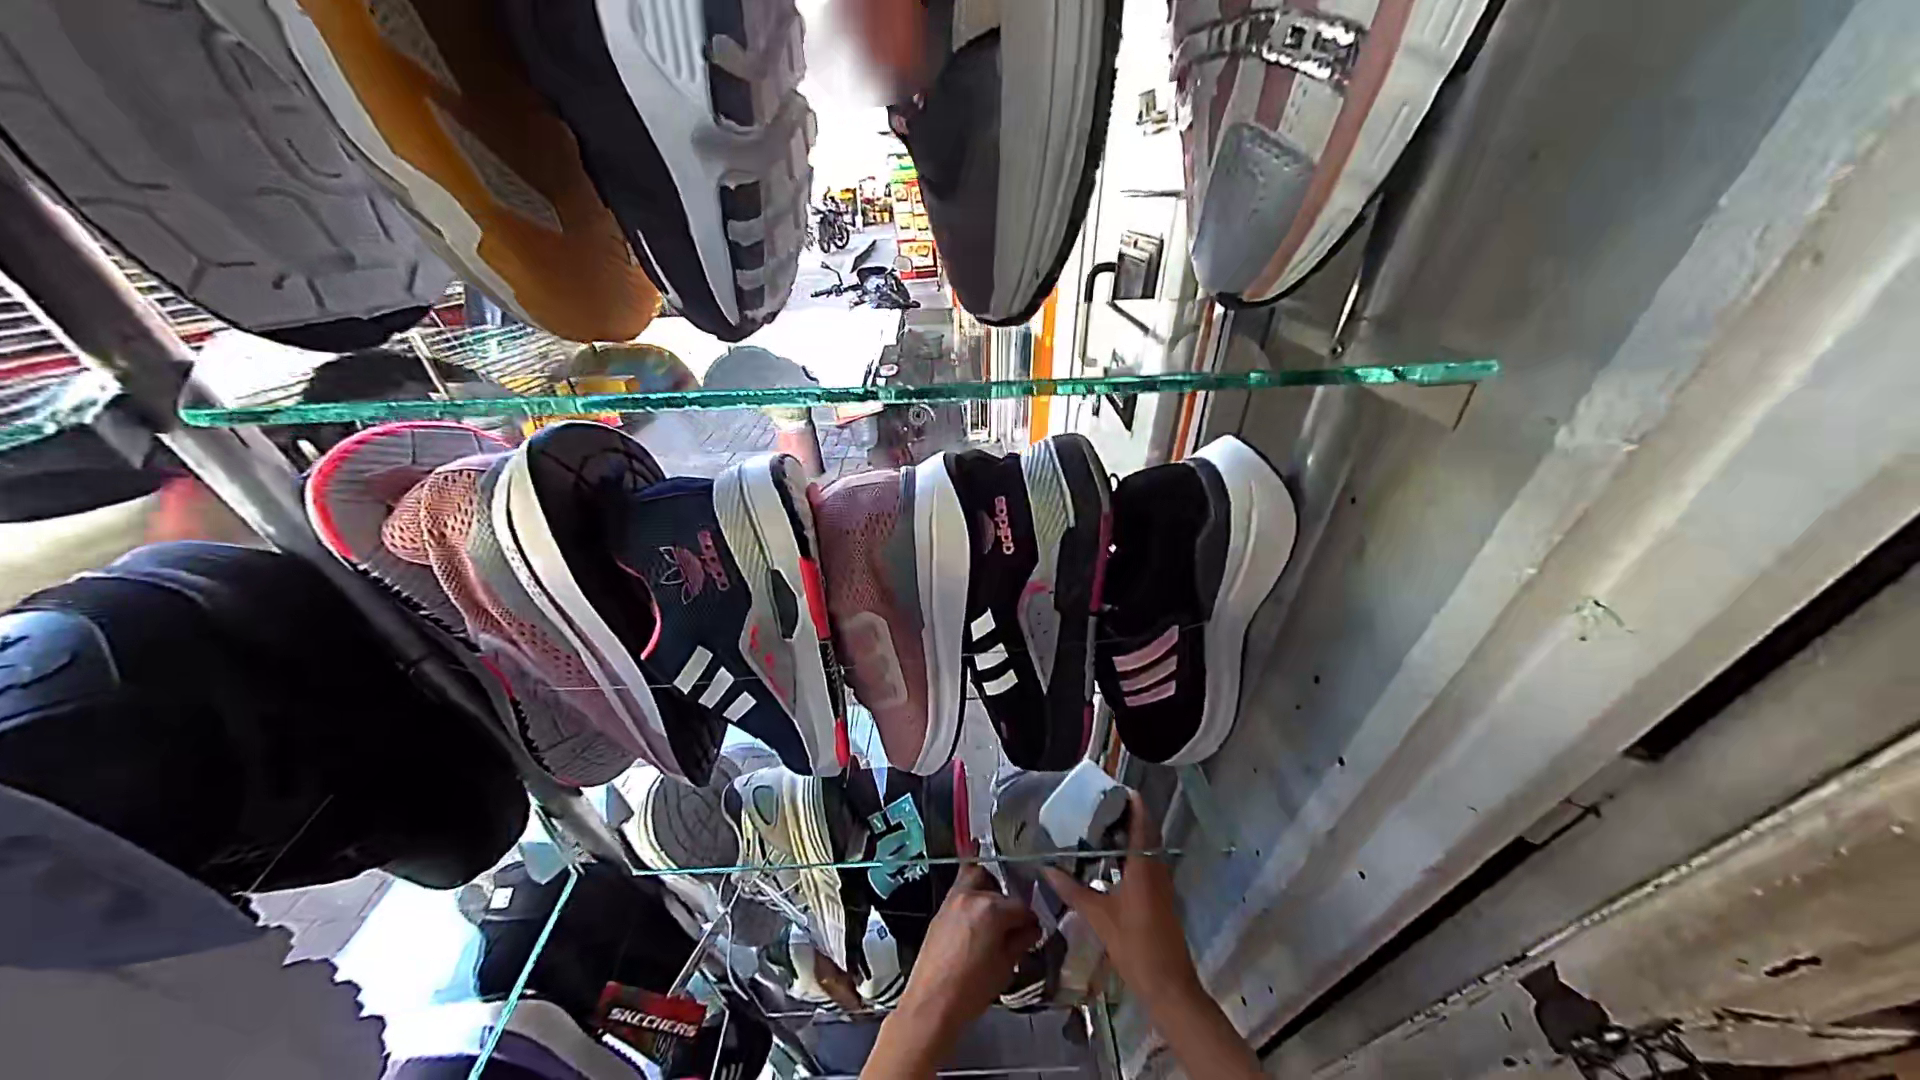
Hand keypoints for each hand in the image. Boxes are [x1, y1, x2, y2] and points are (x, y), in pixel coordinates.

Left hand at [863, 865, 1038, 1076]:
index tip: (1032, 930)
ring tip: (994, 917)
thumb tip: (1031, 930)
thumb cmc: (970, 989)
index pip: (1021, 906)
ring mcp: (952, 900)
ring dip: (988, 891)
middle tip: (1014, 923)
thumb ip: (1020, 942)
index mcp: (991, 908)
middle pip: (998, 887)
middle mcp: (971, 895)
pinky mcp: (939, 910)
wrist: (932, 1003)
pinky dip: (971, 899)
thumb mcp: (1004, 967)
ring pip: (975, 880)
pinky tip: (977, 923)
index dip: (1030, 920)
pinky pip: (960, 893)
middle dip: (1009, 903)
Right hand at [1043, 793, 1262, 1078]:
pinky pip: (1145, 861)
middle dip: (1125, 813)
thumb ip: (1072, 890)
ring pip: (1146, 846)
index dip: (1131, 800)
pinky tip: (1108, 859)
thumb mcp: (1098, 916)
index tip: (1111, 785)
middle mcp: (1156, 868)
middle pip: (1145, 829)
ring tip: (1097, 824)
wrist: (1167, 984)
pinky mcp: (1159, 895)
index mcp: (1144, 866)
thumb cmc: (1134, 945)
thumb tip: (1046, 869)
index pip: (1142, 821)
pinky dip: (1130, 852)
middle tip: (1097, 802)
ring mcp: (1160, 882)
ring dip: (1128, 832)